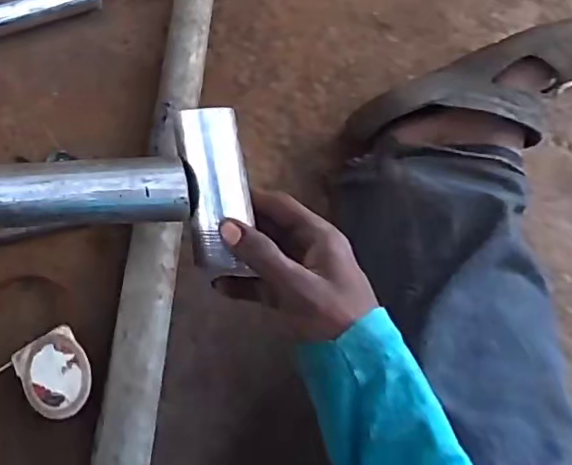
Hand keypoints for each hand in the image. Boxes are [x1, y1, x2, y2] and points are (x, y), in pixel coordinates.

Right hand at [213, 190, 377, 340]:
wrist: (364, 376)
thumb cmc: (335, 319)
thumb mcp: (297, 285)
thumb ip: (261, 253)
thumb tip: (225, 225)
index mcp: (320, 237)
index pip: (280, 205)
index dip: (251, 197)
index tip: (219, 194)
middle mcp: (311, 250)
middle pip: (270, 228)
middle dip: (240, 226)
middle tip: (207, 222)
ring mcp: (303, 275)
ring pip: (264, 254)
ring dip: (238, 254)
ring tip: (208, 251)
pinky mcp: (295, 298)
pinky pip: (264, 281)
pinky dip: (244, 281)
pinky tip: (220, 285)